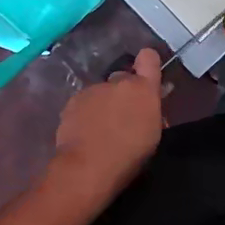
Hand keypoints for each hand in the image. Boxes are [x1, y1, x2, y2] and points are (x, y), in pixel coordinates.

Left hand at [53, 48, 164, 190]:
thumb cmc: (129, 155)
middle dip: (123, 94)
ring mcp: (91, 91)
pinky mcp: (71, 102)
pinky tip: (85, 134)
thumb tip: (146, 105)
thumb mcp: (152, 134)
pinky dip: (85, 114)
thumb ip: (150, 112)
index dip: (147, 64)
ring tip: (100, 131)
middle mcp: (116, 82)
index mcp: (142, 89)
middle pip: (122, 80)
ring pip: (100, 93)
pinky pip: (83, 104)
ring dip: (102, 105)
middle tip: (122, 118)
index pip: (148, 58)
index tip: (145, 76)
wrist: (88, 166)